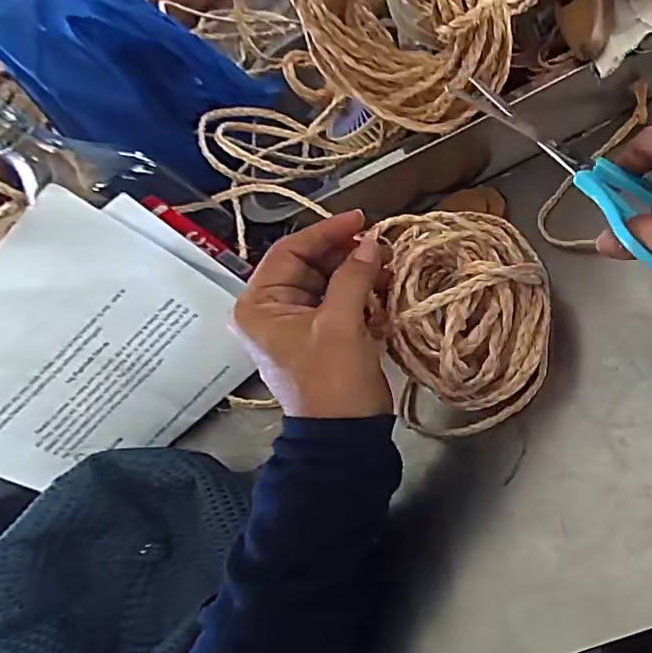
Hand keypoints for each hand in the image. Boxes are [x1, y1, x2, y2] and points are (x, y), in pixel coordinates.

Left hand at [231, 210, 393, 418]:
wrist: (345, 433)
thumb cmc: (333, 379)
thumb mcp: (341, 324)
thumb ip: (354, 277)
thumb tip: (373, 242)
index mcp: (261, 305)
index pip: (291, 252)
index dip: (327, 232)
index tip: (363, 219)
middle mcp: (275, 310)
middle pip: (312, 267)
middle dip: (348, 255)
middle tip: (384, 247)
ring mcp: (302, 326)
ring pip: (331, 285)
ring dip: (360, 275)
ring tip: (390, 270)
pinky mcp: (327, 339)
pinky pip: (343, 305)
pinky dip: (364, 296)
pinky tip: (386, 292)